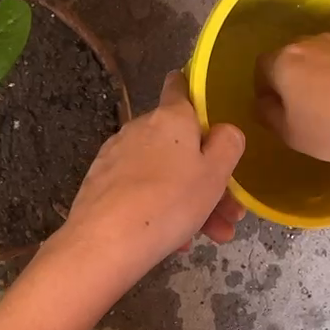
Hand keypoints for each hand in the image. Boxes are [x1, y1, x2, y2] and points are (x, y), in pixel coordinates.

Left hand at [57, 72, 246, 268]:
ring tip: (209, 237)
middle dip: (207, 178)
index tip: (206, 112)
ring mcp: (116, 157)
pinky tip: (176, 242)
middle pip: (179, 146)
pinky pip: (141, 193)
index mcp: (171, 118)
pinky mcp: (101, 185)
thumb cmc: (169, 202)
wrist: (106, 241)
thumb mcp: (215, 175)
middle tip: (228, 214)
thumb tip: (225, 131)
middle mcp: (140, 129)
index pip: (180, 87)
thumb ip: (228, 145)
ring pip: (163, 175)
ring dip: (189, 201)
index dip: (194, 93)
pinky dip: (161, 211)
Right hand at [256, 33, 329, 173]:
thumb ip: (269, 115)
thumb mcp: (290, 134)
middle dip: (289, 79)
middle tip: (298, 108)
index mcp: (284, 60)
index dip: (263, 88)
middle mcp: (310, 43)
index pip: (262, 66)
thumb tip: (264, 103)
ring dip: (316, 76)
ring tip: (327, 106)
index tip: (272, 108)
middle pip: (290, 57)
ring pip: (318, 58)